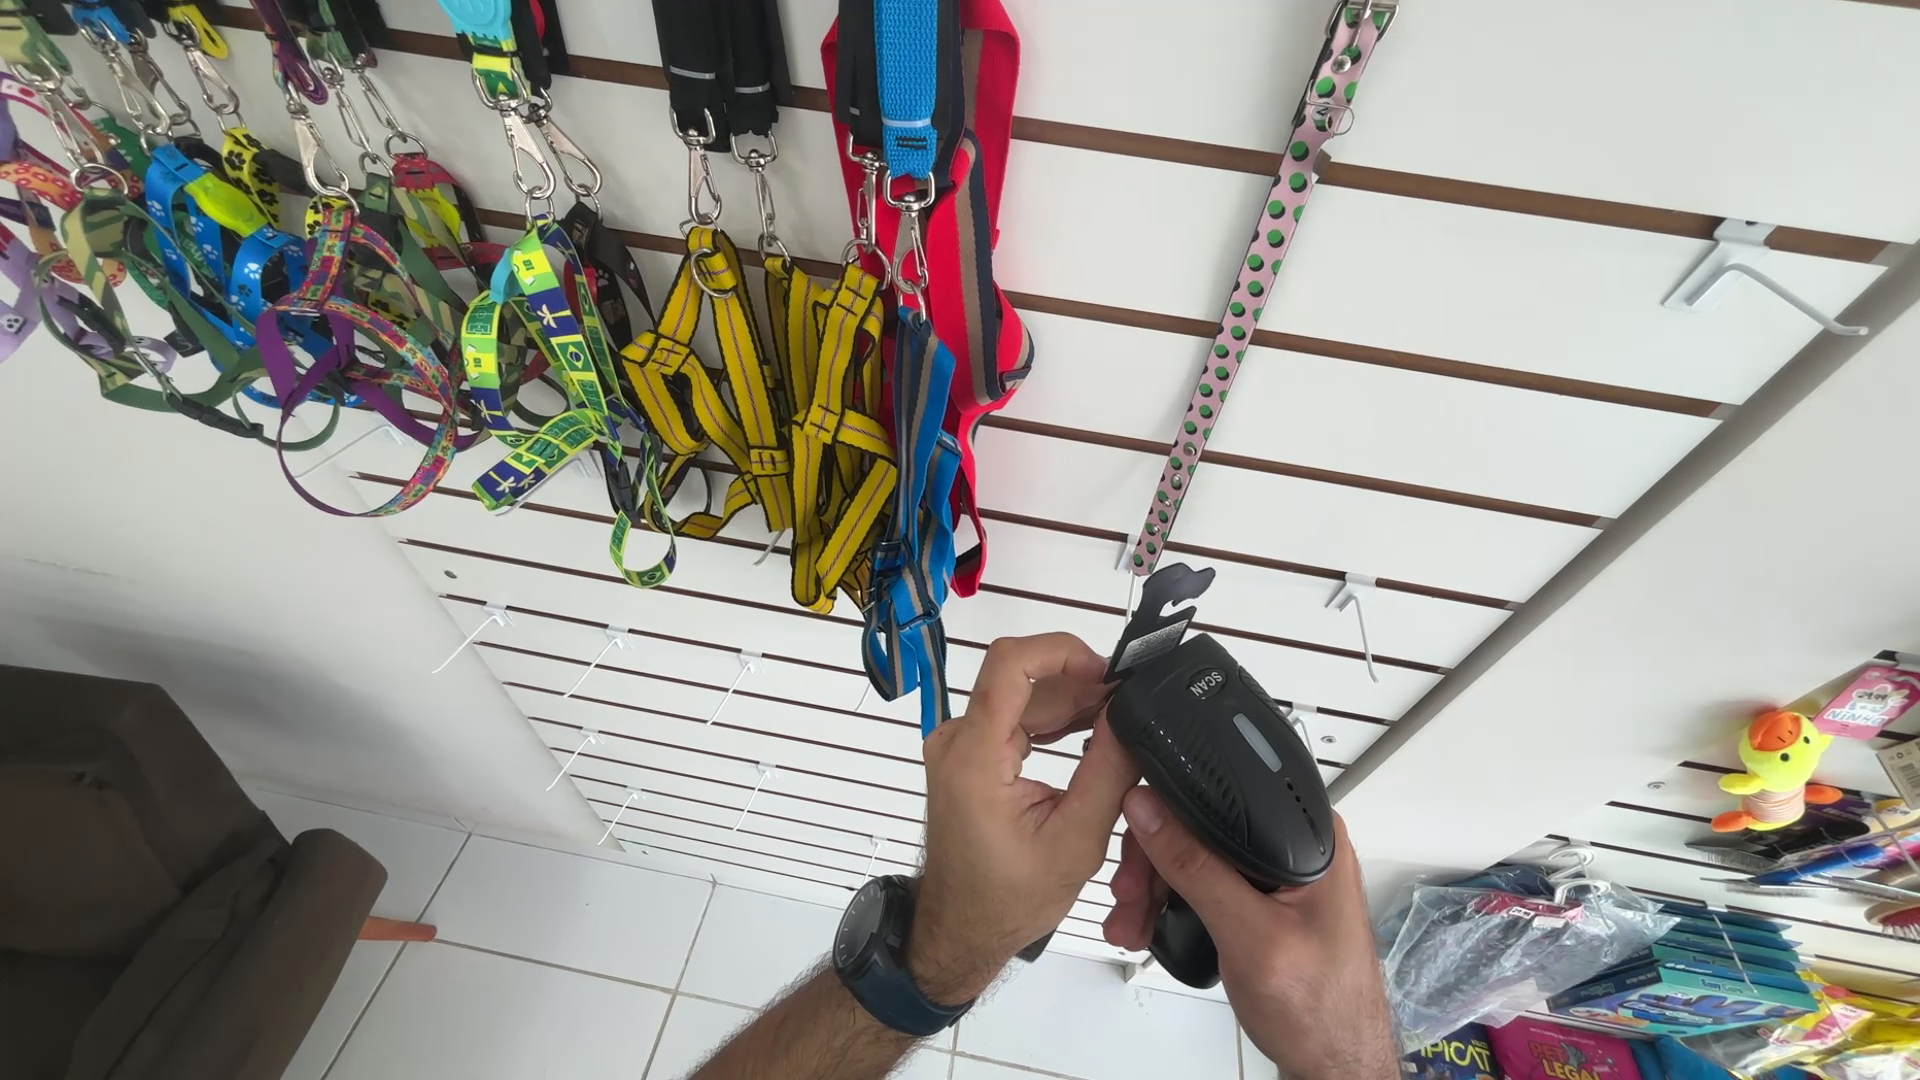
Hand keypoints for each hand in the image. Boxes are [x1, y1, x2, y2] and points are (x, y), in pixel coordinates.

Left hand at [910, 633, 1138, 1004]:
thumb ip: (1106, 771)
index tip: (1105, 670)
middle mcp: (957, 738)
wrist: (961, 926)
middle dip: (1080, 681)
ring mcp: (960, 743)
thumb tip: (1130, 712)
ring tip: (1118, 718)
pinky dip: (1054, 716)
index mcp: (974, 757)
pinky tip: (1092, 728)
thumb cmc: (1009, 898)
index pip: (1008, 664)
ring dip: (1071, 698)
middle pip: (1021, 678)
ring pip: (1022, 694)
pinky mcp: (970, 751)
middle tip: (1129, 702)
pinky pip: (1015, 715)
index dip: (1059, 652)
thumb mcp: (1075, 840)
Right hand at [1105, 793, 1397, 1079]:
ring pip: (1188, 851)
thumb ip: (1196, 869)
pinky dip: (1165, 901)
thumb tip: (1146, 807)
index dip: (1166, 809)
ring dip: (1149, 887)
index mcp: (1306, 830)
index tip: (1134, 843)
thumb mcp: (1250, 936)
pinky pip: (1196, 878)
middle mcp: (1286, 838)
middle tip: (1126, 896)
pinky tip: (1145, 924)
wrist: (1331, 1068)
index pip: (1220, 791)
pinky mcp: (1253, 892)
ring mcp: (1268, 868)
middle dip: (1150, 861)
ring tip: (1129, 923)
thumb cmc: (1318, 1011)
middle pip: (1195, 823)